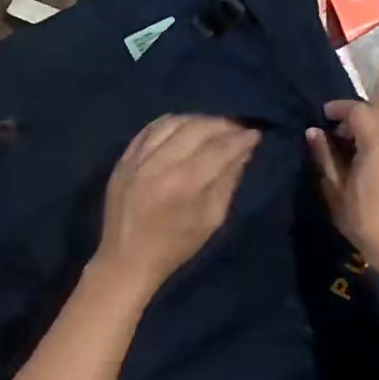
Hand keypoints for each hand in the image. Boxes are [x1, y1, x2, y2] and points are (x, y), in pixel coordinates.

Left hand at [95, 114, 260, 293]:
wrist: (127, 259)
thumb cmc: (175, 246)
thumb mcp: (211, 220)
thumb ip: (227, 182)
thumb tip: (242, 152)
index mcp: (185, 184)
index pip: (219, 148)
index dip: (241, 138)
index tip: (254, 134)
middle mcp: (160, 164)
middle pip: (197, 128)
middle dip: (222, 124)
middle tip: (237, 128)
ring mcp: (138, 159)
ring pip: (172, 123)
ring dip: (197, 120)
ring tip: (212, 126)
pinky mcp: (123, 160)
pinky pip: (149, 129)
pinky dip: (170, 123)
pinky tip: (183, 126)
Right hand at [305, 100, 378, 269]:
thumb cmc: (362, 218)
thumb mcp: (335, 187)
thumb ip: (324, 155)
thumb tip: (314, 132)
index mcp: (378, 141)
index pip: (358, 109)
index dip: (339, 108)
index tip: (323, 115)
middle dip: (359, 112)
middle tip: (340, 129)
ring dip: (377, 122)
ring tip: (360, 140)